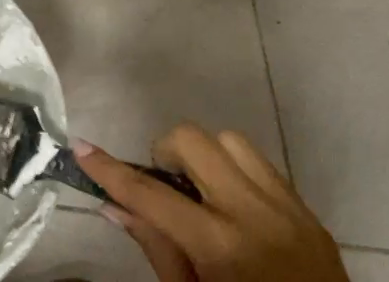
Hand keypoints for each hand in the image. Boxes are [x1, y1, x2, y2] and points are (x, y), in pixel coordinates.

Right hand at [74, 125, 347, 281]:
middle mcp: (253, 213)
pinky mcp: (308, 210)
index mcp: (219, 245)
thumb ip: (157, 249)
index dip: (110, 169)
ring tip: (203, 193)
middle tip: (164, 186)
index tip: (80, 146)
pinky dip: (237, 172)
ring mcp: (287, 207)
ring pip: (230, 140)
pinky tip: (234, 205)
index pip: (149, 193)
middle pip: (192, 140)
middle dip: (165, 152)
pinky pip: (262, 165)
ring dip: (206, 158)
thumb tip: (112, 205)